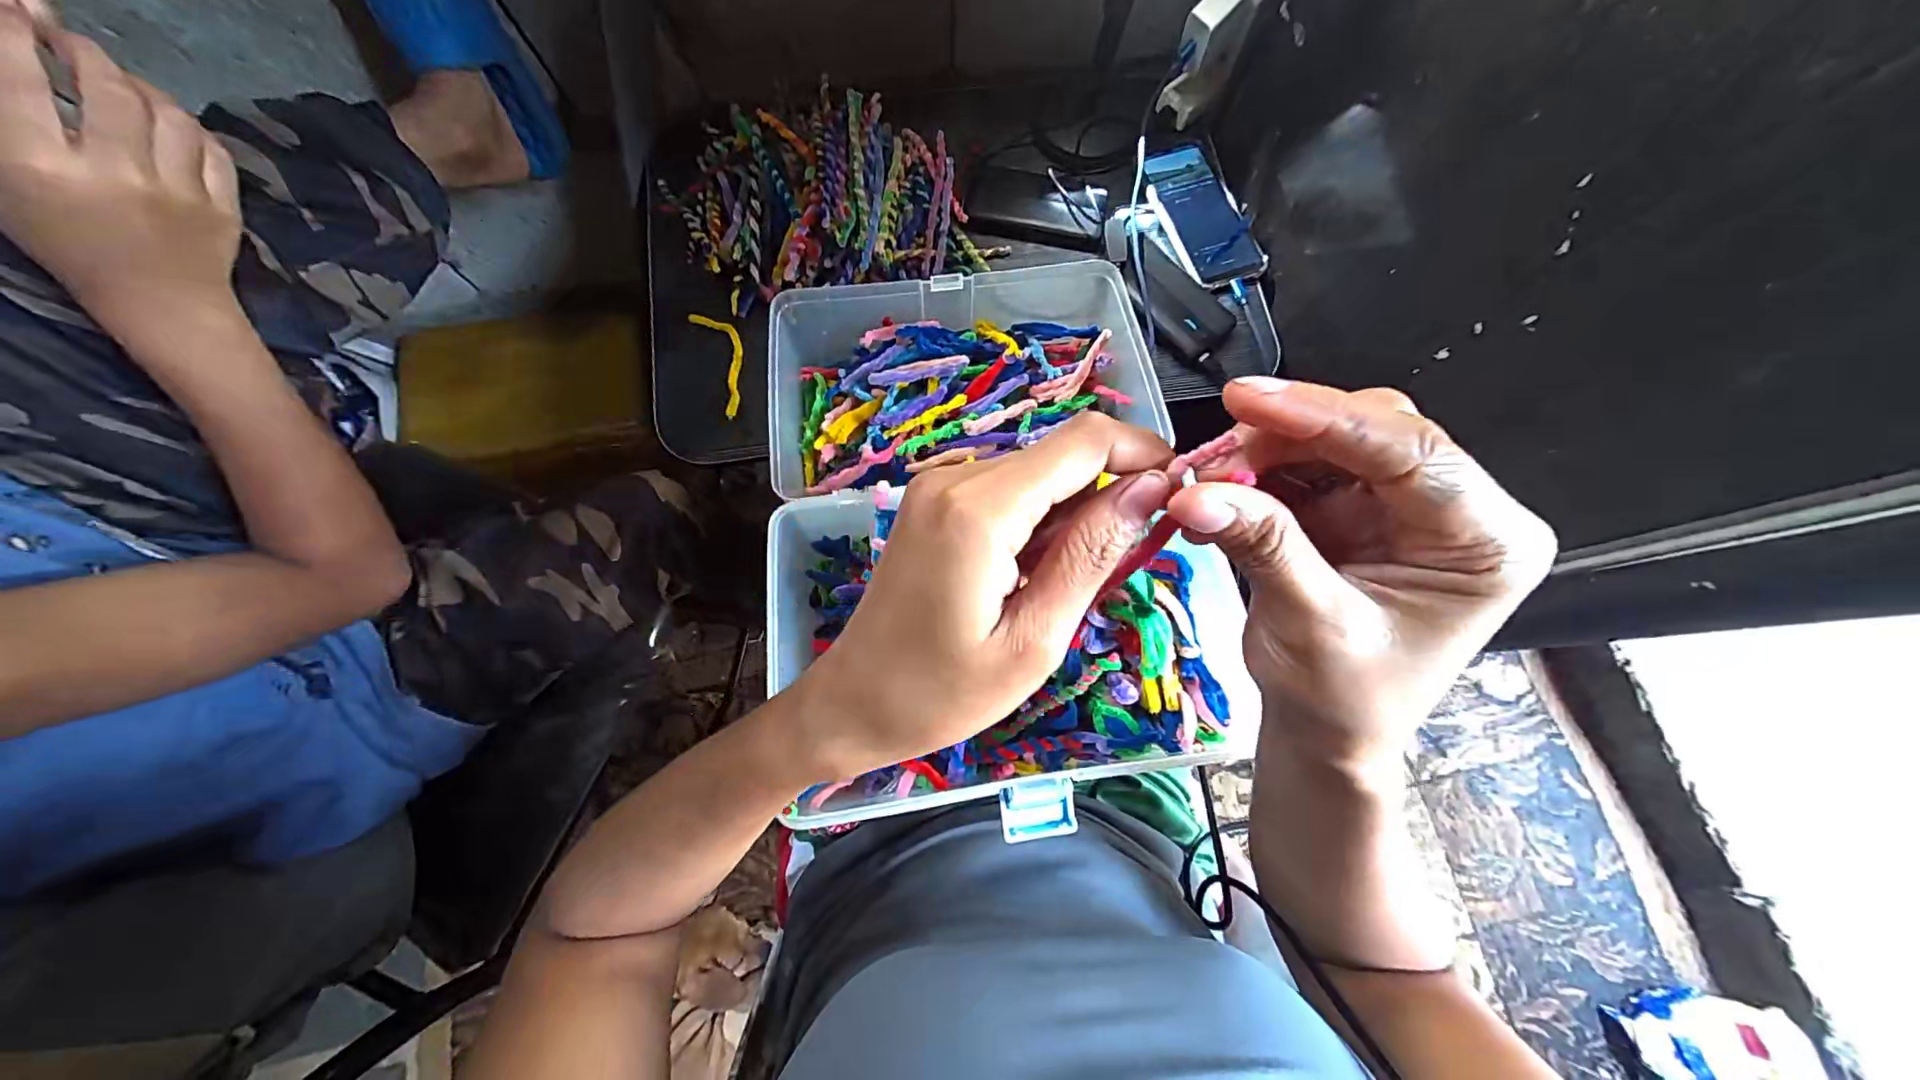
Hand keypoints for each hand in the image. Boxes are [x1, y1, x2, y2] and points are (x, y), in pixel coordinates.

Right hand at [0, 6, 241, 332]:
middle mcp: (115, 173)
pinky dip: (188, 127)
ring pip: (167, 114)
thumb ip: (12, 121)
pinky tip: (170, 121)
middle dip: (84, 52)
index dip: (13, 33)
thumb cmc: (71, 243)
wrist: (160, 301)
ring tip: (120, 81)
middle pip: (107, 88)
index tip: (14, 8)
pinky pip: (210, 149)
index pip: (20, 80)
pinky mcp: (223, 208)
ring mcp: (179, 192)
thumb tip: (21, 56)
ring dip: (140, 86)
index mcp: (42, 167)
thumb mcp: (11, 183)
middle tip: (67, 43)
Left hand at [794, 412, 1174, 780]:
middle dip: (1108, 495)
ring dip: (1073, 514)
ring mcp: (938, 485)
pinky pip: (1008, 490)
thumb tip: (1149, 489)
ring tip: (1062, 585)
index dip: (1142, 456)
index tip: (1173, 501)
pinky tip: (1029, 575)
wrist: (853, 703)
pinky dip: (1038, 521)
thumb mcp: (1034, 639)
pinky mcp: (934, 501)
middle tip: (1115, 569)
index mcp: (980, 509)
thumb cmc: (940, 693)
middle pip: (1063, 455)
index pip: (1086, 440)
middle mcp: (955, 478)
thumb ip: (1091, 555)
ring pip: (1039, 472)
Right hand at [1166, 377, 1556, 765]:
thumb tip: (1196, 493)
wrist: (1326, 732)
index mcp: (1482, 542)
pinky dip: (1253, 474)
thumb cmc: (1342, 699)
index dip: (1325, 418)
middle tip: (1210, 461)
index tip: (1250, 400)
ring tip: (1205, 482)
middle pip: (1369, 434)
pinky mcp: (1351, 512)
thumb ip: (1261, 545)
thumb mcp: (1307, 623)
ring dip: (1259, 453)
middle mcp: (1450, 512)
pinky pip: (1300, 468)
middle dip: (1283, 438)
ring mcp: (1397, 509)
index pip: (1412, 452)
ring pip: (1328, 442)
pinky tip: (1218, 493)